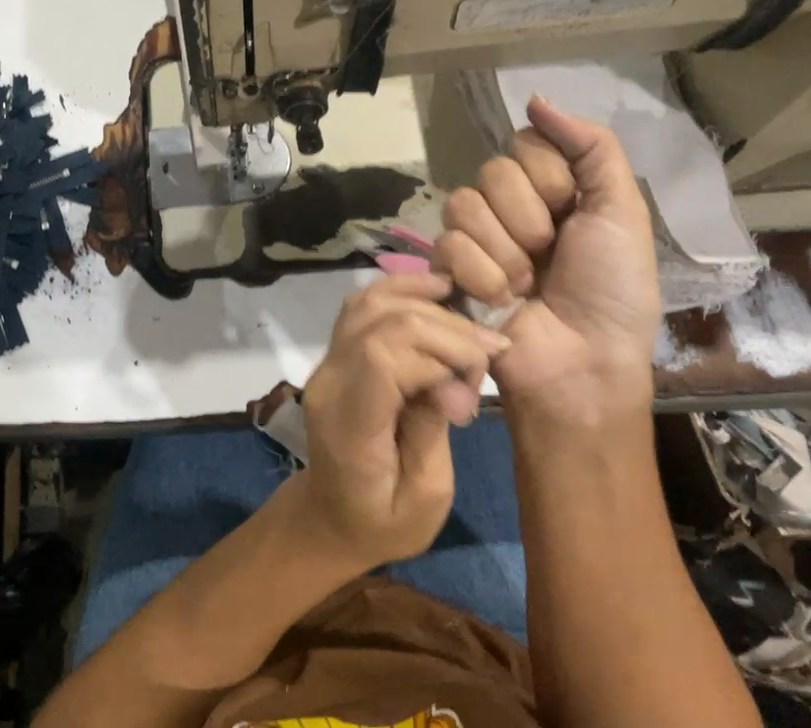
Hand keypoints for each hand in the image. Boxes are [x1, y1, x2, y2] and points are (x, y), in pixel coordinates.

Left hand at [292, 273, 512, 568]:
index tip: (471, 391)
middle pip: (383, 323)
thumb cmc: (383, 520)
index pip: (381, 357)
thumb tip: (452, 383)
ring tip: (470, 329)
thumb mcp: (423, 499)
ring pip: (371, 303)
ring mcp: (327, 362)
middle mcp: (330, 381)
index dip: (438, 355)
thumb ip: (431, 433)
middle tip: (483, 364)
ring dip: (428, 305)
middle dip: (447, 332)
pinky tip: (439, 294)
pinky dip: (402, 290)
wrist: (332, 515)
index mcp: (348, 424)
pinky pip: (362, 305)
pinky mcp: (336, 353)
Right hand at [433, 96, 661, 435]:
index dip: (547, 178)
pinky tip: (501, 299)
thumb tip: (537, 99)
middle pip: (491, 173)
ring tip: (526, 286)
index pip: (524, 144)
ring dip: (505, 252)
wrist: (583, 360)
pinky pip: (447, 245)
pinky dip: (480, 274)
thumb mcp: (622, 212)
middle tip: (550, 255)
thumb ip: (592, 148)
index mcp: (552, 190)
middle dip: (527, 219)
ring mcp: (475, 239)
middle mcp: (509, 208)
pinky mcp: (447, 270)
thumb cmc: (614, 291)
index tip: (571, 214)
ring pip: (464, 206)